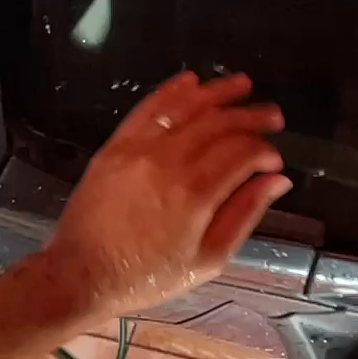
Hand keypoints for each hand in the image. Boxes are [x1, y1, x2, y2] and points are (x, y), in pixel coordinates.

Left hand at [40, 71, 290, 321]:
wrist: (80, 274)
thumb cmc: (145, 277)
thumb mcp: (206, 260)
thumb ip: (244, 215)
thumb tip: (277, 179)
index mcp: (194, 193)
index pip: (242, 152)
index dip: (265, 151)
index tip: (274, 160)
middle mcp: (166, 162)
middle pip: (217, 123)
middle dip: (250, 116)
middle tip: (272, 115)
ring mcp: (136, 150)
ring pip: (183, 108)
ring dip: (215, 93)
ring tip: (241, 85)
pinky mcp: (113, 148)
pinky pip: (146, 110)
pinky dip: (170, 92)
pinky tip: (190, 82)